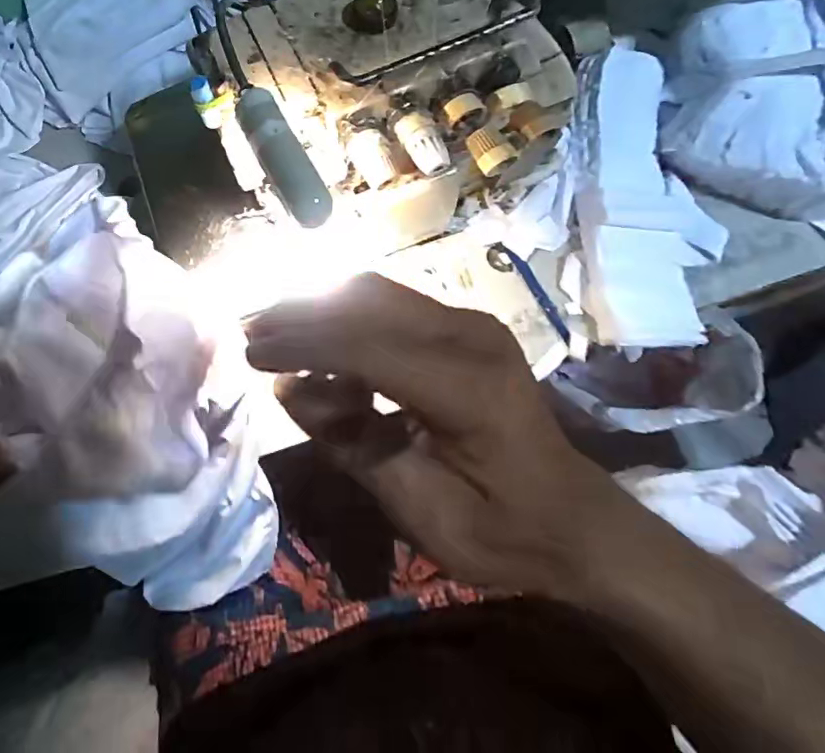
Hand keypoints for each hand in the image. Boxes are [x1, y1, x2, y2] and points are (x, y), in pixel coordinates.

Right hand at [244, 274, 624, 593]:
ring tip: (271, 328)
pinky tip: (317, 345)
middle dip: (300, 314)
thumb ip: (352, 444)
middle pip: (365, 304)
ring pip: (373, 293)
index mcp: (468, 388)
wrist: (575, 519)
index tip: (249, 352)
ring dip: (318, 307)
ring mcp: (469, 325)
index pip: (366, 347)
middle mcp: (470, 338)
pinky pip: (389, 305)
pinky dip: (344, 317)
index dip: (302, 345)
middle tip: (249, 330)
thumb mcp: (420, 509)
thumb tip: (287, 389)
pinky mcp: (461, 327)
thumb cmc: (503, 530)